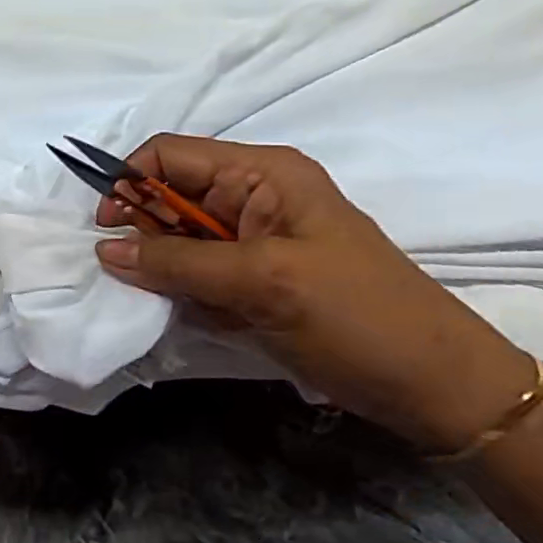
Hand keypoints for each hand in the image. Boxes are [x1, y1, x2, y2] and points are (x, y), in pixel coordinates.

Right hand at [94, 134, 534, 452]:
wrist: (436, 387)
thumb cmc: (356, 317)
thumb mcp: (263, 283)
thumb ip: (179, 263)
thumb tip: (105, 249)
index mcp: (262, 172)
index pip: (172, 155)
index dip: (130, 182)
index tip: (105, 230)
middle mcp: (255, 195)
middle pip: (173, 196)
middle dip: (149, 233)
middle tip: (139, 278)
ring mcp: (258, 238)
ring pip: (184, 239)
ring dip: (171, 270)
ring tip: (187, 305)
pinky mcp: (260, 276)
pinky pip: (204, 272)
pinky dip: (193, 293)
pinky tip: (210, 320)